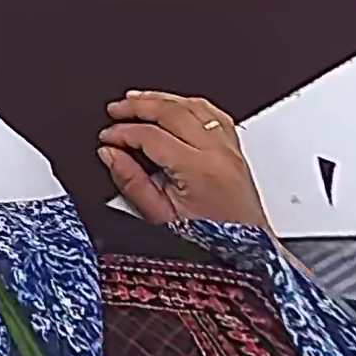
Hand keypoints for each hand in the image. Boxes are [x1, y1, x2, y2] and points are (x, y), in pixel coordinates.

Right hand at [97, 91, 270, 228]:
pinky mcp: (235, 151)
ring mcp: (229, 149)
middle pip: (172, 112)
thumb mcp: (160, 219)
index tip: (107, 138)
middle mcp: (218, 154)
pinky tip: (174, 104)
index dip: (122, 133)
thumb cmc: (211, 244)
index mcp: (198, 170)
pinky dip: (189, 104)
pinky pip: (213, 114)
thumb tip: (111, 154)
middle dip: (138, 106)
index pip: (151, 136)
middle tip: (115, 110)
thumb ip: (132, 182)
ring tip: (137, 99)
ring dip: (162, 99)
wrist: (248, 257)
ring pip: (193, 106)